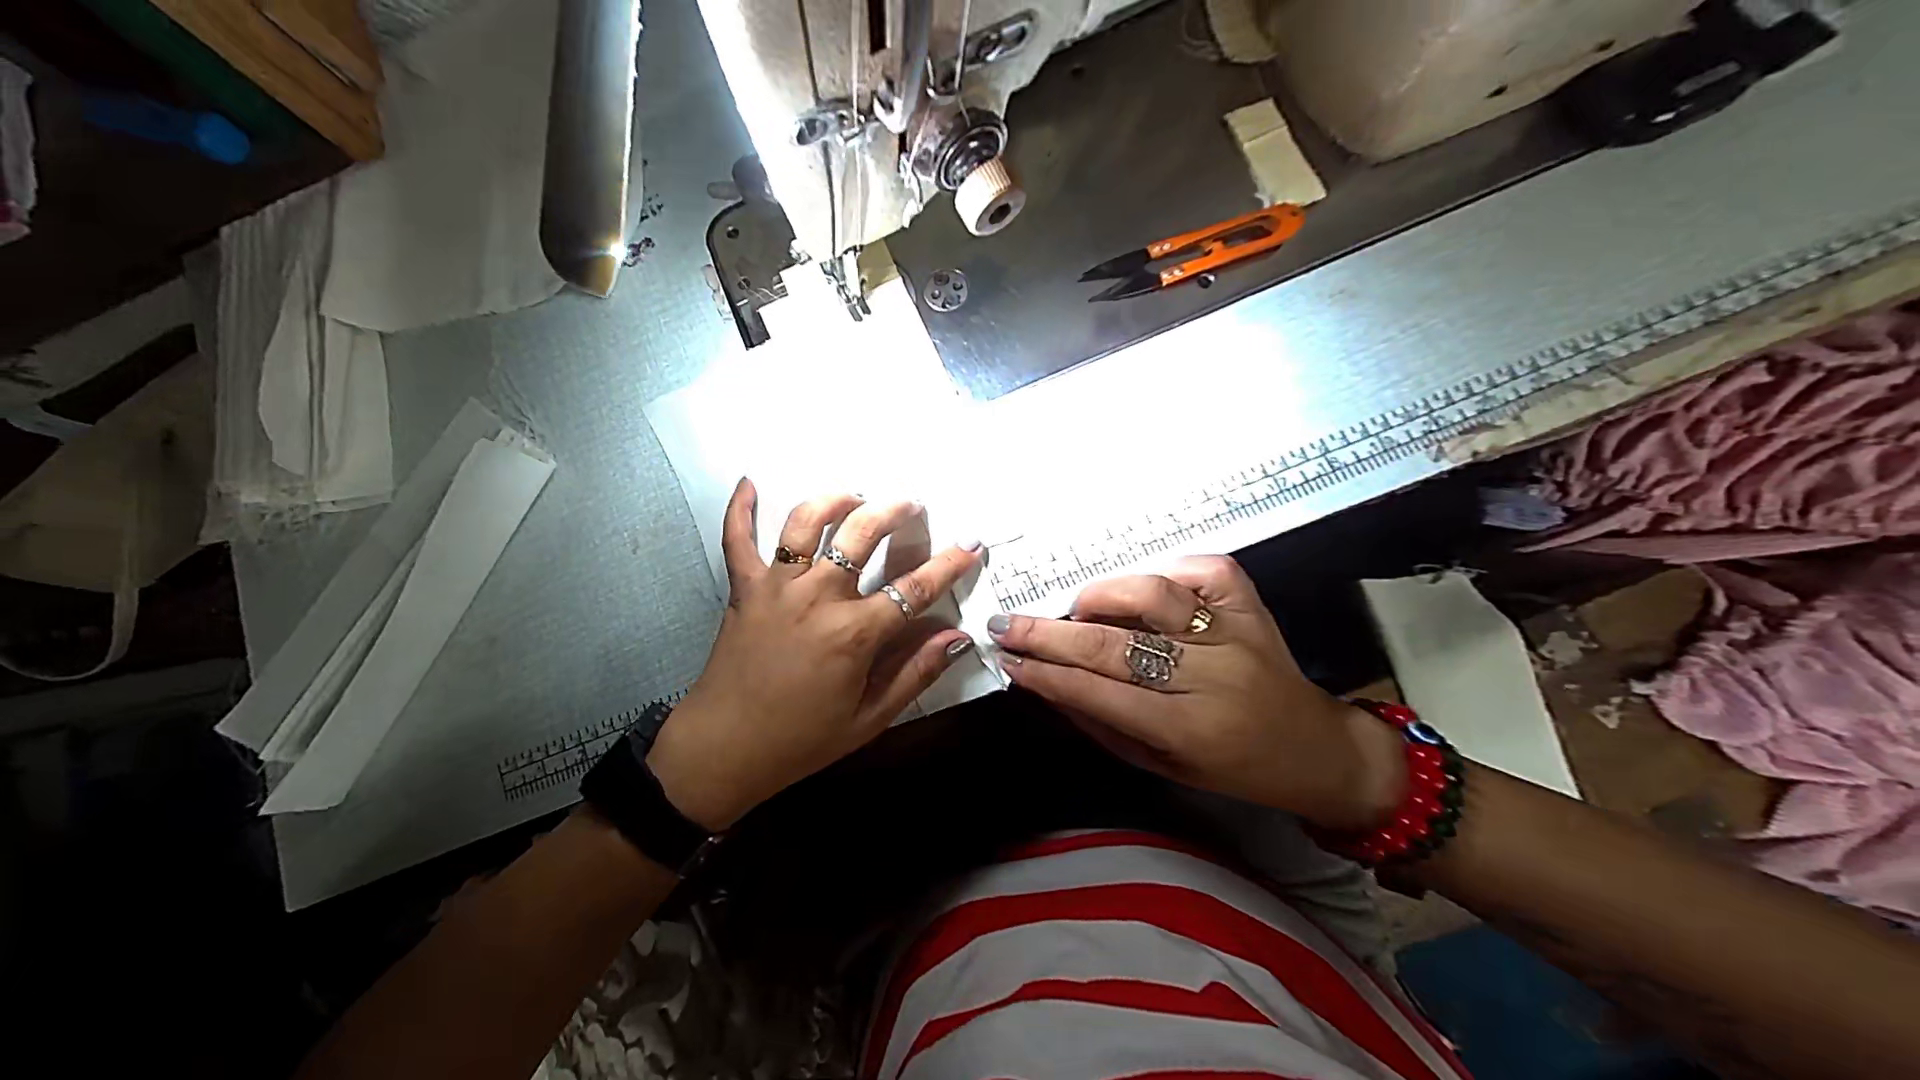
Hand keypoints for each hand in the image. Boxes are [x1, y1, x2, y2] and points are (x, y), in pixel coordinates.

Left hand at [644, 480, 981, 830]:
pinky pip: (737, 539)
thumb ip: (916, 672)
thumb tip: (958, 637)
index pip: (913, 589)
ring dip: (835, 501)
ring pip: (806, 523)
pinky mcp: (743, 588)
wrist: (724, 748)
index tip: (970, 545)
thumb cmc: (802, 739)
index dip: (948, 565)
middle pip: (862, 534)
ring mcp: (776, 587)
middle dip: (894, 513)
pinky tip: (748, 484)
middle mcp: (817, 597)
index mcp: (853, 632)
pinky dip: (740, 509)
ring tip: (855, 497)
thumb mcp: (869, 718)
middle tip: (911, 505)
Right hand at [989, 555, 1405, 830]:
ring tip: (1078, 609)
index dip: (1046, 674)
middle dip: (1050, 634)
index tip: (1008, 658)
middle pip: (1116, 646)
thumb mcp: (1160, 766)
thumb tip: (1044, 682)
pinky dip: (1164, 572)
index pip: (1099, 694)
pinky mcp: (1251, 605)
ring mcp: (1235, 634)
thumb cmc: (1230, 768)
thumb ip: (1100, 724)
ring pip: (1154, 596)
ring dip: (1102, 596)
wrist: (1313, 748)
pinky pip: (1201, 569)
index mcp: (1188, 731)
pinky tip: (1144, 591)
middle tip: (1009, 624)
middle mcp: (1212, 678)